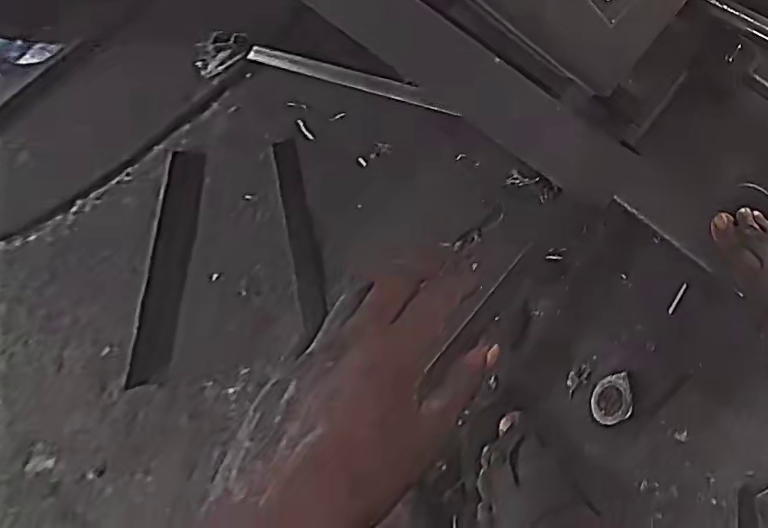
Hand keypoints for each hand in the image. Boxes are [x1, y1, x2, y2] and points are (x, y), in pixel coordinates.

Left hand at [205, 252, 496, 527]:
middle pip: (394, 279)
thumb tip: (485, 353)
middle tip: (441, 269)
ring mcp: (316, 353)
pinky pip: (323, 328)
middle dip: (423, 267)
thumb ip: (461, 384)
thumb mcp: (427, 436)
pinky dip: (349, 320)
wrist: (282, 523)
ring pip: (355, 296)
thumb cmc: (355, 485)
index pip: (438, 294)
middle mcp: (355, 342)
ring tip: (401, 291)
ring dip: (384, 287)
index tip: (470, 278)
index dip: (460, 279)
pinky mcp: (287, 373)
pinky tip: (356, 335)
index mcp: (396, 352)